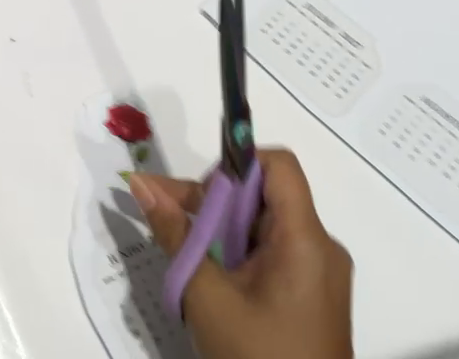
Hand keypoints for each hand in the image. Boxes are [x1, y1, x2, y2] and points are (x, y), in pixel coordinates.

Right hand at [128, 149, 353, 358]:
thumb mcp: (206, 295)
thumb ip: (174, 232)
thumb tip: (140, 183)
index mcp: (305, 241)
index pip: (277, 166)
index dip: (235, 162)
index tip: (198, 192)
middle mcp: (319, 248)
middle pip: (261, 194)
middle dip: (209, 197)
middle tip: (162, 211)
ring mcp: (316, 274)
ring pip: (259, 224)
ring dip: (215, 226)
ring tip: (176, 247)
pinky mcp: (309, 295)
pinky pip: (267, 252)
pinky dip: (232, 251)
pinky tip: (203, 274)